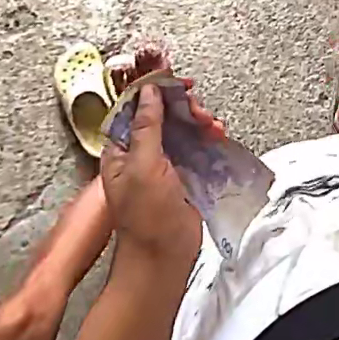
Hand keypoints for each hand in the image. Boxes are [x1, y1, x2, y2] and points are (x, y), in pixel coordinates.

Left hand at [100, 85, 207, 280]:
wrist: (164, 258)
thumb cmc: (147, 217)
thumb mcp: (143, 165)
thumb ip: (147, 126)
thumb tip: (149, 91)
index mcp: (122, 147)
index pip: (136, 106)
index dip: (156, 90)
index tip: (176, 81)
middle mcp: (140, 151)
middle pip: (163, 113)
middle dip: (183, 107)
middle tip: (198, 111)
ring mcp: (163, 161)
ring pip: (182, 127)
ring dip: (198, 121)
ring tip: (211, 126)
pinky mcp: (183, 172)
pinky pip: (195, 144)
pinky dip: (207, 137)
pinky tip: (217, 136)